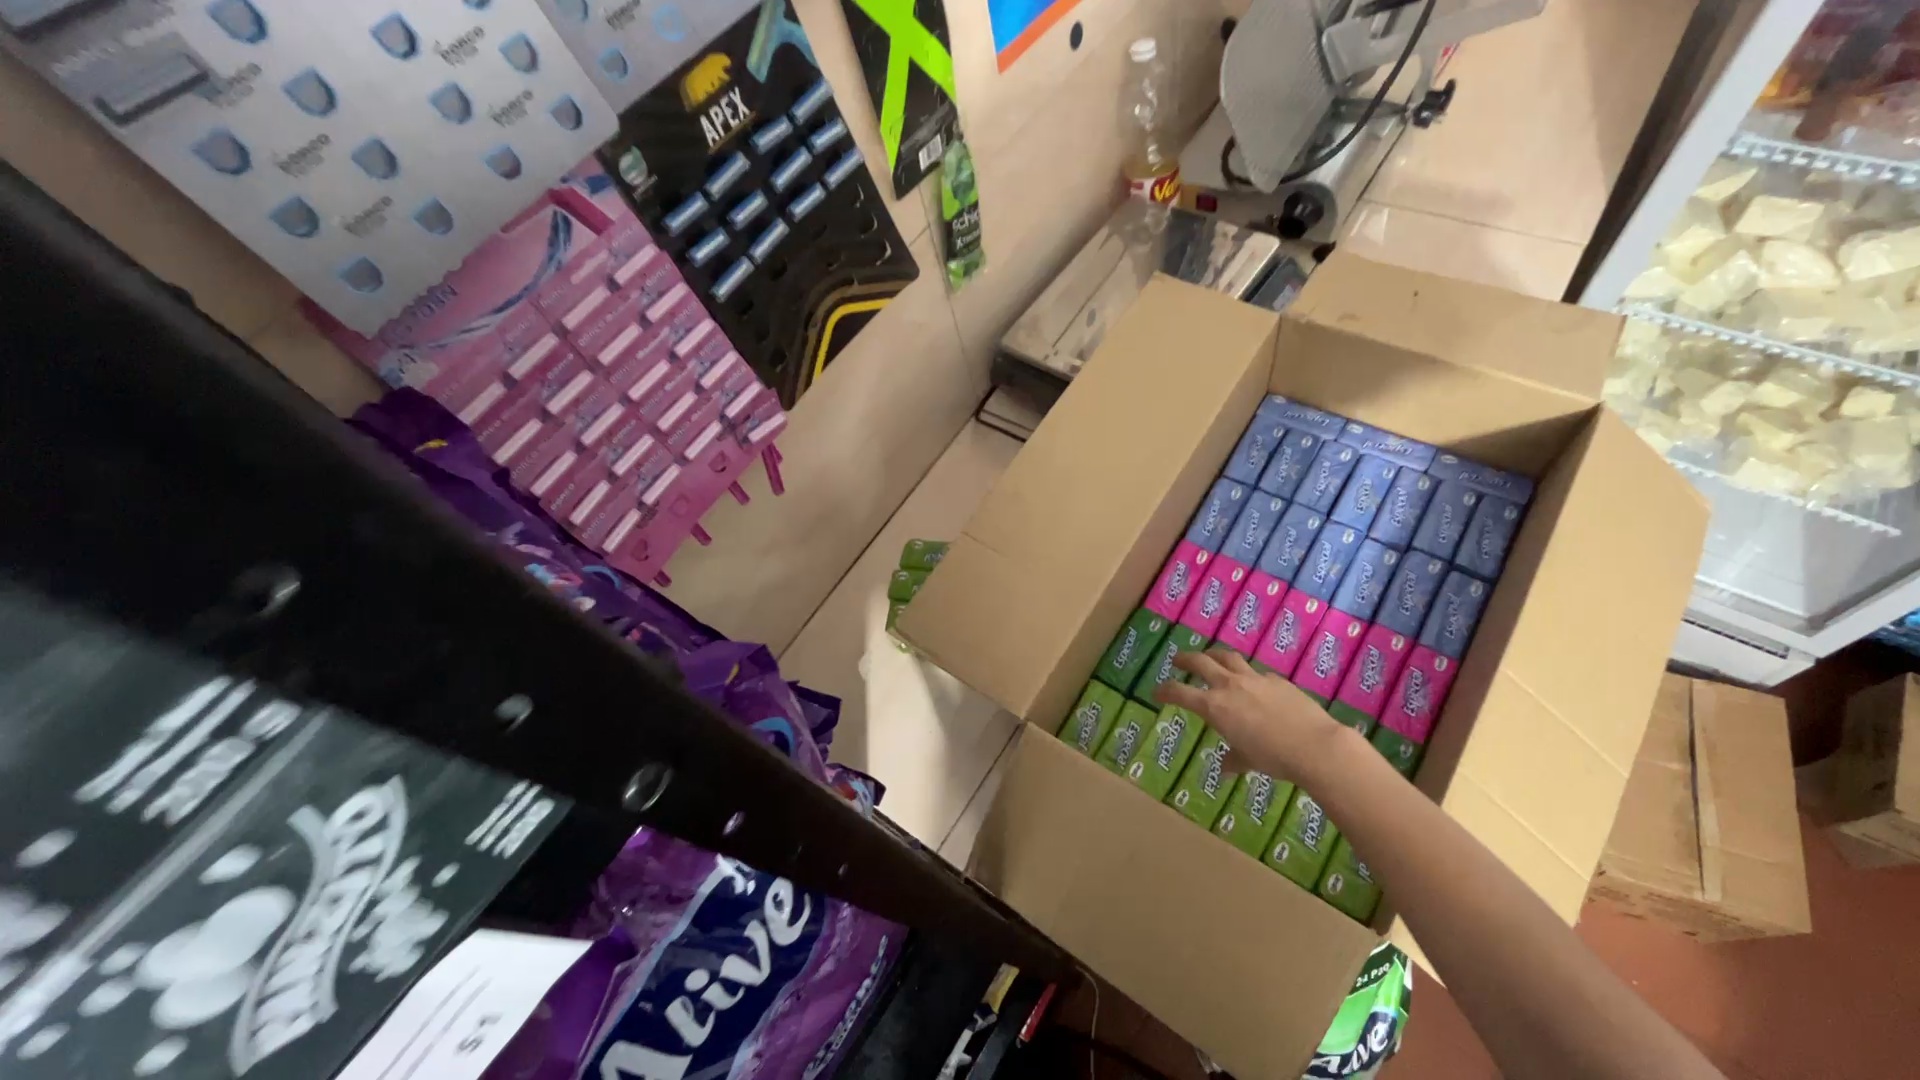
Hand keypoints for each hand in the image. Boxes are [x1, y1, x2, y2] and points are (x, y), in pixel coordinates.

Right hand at [1156, 648, 1346, 783]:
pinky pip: (1256, 673)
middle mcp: (1230, 686)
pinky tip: (1253, 684)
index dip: (1165, 691)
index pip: (1180, 693)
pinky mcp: (1277, 680)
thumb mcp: (1247, 761)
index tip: (1157, 692)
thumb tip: (1226, 769)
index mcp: (1215, 707)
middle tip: (1178, 660)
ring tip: (1210, 656)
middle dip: (1186, 659)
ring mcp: (1255, 679)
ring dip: (1214, 655)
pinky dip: (1248, 675)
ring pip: (1228, 658)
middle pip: (1201, 662)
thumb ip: (1233, 760)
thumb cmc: (1273, 758)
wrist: (1315, 745)